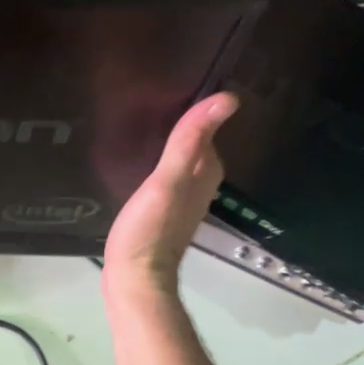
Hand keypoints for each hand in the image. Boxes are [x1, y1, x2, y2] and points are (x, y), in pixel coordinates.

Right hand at [102, 92, 239, 297]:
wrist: (134, 278)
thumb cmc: (149, 230)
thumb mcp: (166, 181)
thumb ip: (189, 142)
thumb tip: (228, 98)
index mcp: (205, 171)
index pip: (206, 128)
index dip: (194, 109)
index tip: (173, 86)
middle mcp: (200, 184)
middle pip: (194, 145)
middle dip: (182, 126)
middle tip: (152, 102)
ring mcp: (182, 201)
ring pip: (180, 162)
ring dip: (168, 147)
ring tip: (143, 128)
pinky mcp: (163, 214)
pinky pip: (165, 179)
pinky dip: (157, 167)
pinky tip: (139, 165)